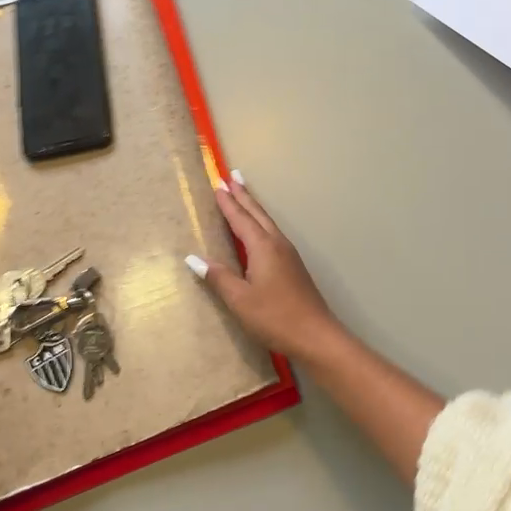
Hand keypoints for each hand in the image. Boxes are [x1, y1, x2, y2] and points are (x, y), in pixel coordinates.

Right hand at [187, 174, 342, 360]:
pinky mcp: (293, 265)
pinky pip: (272, 233)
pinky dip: (261, 222)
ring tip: (243, 194)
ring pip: (267, 222)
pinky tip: (259, 230)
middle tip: (232, 176)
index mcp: (262, 247)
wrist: (316, 335)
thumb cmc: (274, 317)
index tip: (218, 184)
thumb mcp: (240, 300)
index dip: (228, 202)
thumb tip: (194, 258)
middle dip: (243, 195)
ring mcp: (288, 253)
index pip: (240, 218)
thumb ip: (218, 277)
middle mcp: (277, 243)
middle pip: (257, 213)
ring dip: (253, 206)